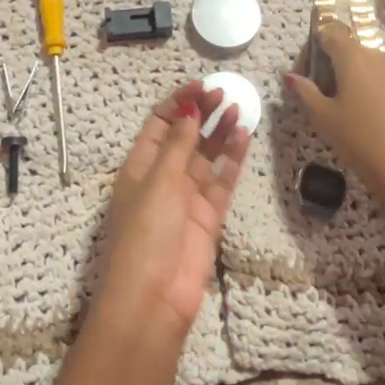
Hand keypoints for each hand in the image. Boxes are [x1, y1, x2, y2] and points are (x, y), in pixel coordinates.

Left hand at [96, 81, 251, 337]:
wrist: (154, 298)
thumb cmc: (146, 233)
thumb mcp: (158, 181)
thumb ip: (178, 145)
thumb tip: (189, 109)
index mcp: (139, 166)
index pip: (159, 123)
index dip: (178, 102)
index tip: (201, 86)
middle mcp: (163, 178)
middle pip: (185, 137)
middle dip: (202, 113)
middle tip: (225, 94)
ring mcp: (187, 198)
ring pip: (207, 156)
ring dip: (221, 132)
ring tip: (240, 108)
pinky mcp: (209, 216)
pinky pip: (223, 181)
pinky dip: (234, 159)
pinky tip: (245, 136)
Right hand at [285, 21, 384, 220]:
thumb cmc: (362, 140)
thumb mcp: (324, 118)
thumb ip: (304, 92)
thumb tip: (290, 76)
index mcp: (355, 55)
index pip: (328, 32)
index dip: (310, 50)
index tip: (303, 79)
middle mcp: (379, 55)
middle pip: (347, 49)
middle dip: (327, 68)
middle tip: (317, 100)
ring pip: (365, 67)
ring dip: (347, 81)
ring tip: (339, 114)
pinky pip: (382, 82)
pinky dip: (367, 92)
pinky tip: (365, 122)